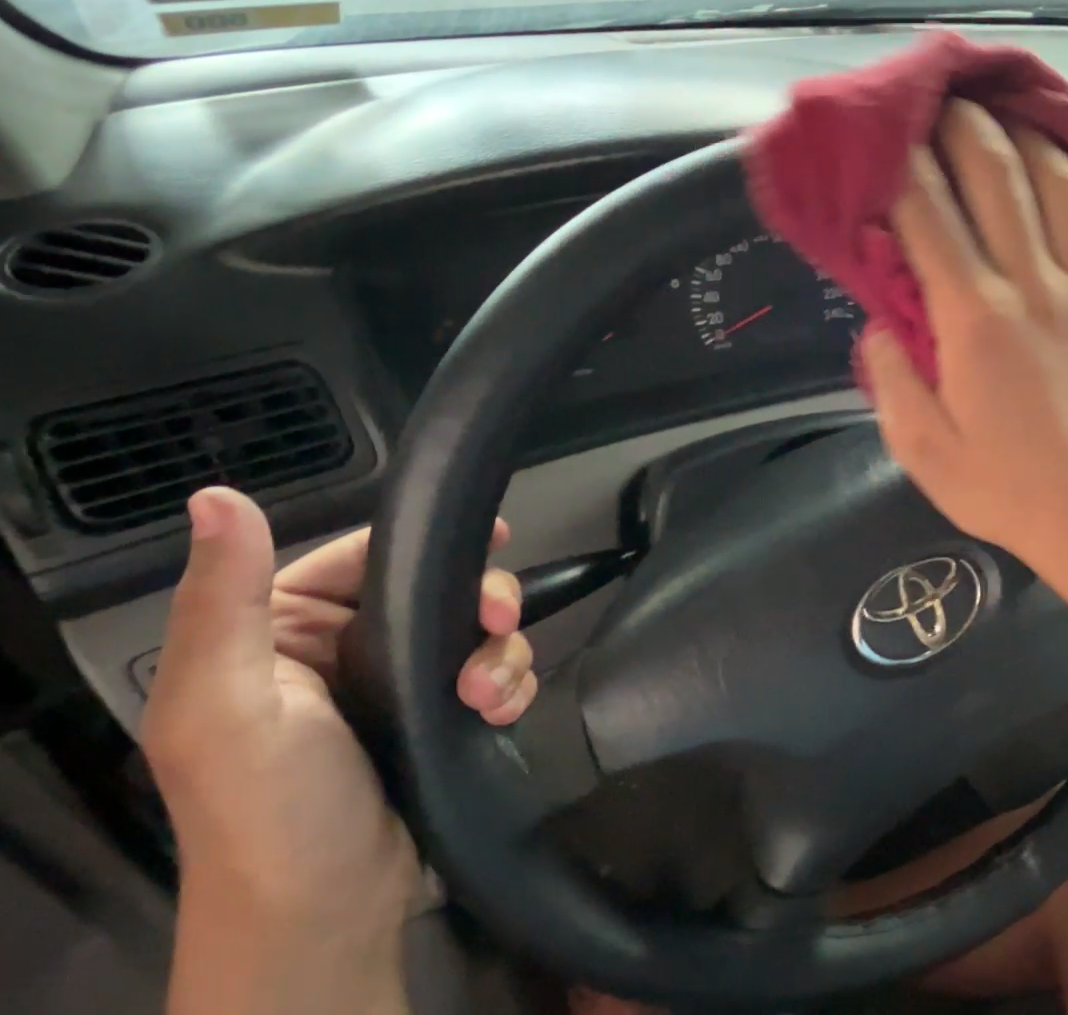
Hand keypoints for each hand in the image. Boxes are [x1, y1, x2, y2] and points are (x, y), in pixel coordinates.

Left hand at [143, 487, 531, 1013]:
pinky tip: (501, 712)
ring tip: (487, 698)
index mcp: (278, 631)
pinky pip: (492, 675)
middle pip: (437, 591)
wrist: (326, 913)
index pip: (364, 556)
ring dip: (498, 654)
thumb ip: (226, 600)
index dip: (428, 545)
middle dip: (479, 604)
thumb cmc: (269, 807)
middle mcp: (342, 650)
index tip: (496, 538)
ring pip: (474, 633)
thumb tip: (216, 496)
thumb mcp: (227, 703)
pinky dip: (509, 685)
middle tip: (497, 624)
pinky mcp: (439, 721)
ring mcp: (396, 688)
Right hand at [864, 100, 1067, 573]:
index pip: (930, 216)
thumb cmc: (1000, 487)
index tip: (884, 143)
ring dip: (1029, 139)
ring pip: (1062, 186)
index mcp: (975, 320)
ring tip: (1004, 118)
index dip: (903, 168)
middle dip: (962, 128)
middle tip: (939, 105)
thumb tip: (878, 320)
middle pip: (998, 176)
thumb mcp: (920, 447)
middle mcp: (1032, 287)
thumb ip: (891, 374)